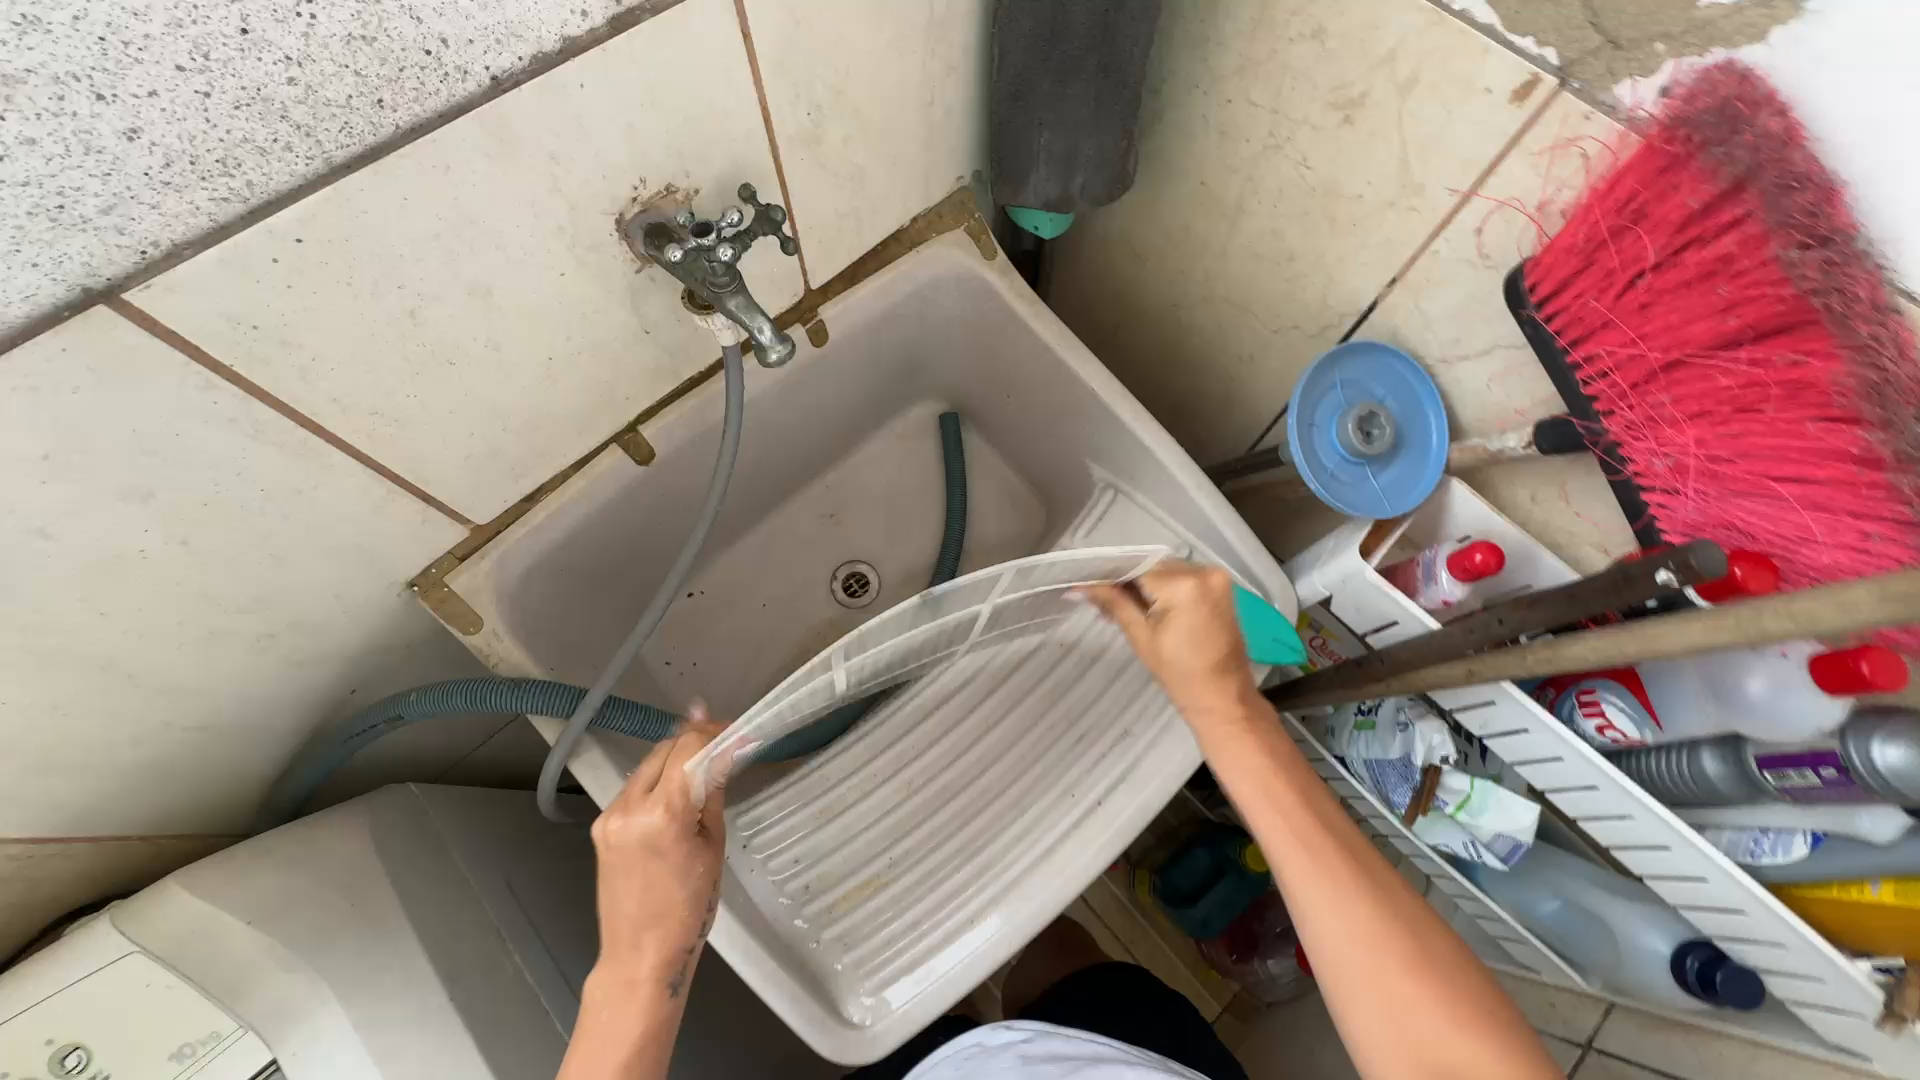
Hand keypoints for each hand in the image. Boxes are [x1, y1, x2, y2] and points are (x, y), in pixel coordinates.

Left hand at [588, 704, 731, 997]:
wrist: (641, 955)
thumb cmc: (690, 907)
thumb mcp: (713, 844)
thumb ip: (712, 791)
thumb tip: (724, 752)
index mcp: (663, 812)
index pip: (689, 748)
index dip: (715, 733)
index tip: (738, 732)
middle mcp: (629, 806)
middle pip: (666, 749)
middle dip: (696, 740)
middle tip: (727, 742)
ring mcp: (610, 815)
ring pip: (648, 764)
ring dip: (677, 757)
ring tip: (707, 762)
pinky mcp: (602, 825)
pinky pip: (635, 787)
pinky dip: (659, 778)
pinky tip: (679, 787)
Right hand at [1079, 562, 1261, 727]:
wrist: (1224, 696)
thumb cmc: (1180, 674)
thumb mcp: (1141, 637)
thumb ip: (1113, 603)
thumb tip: (1078, 587)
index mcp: (1183, 585)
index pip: (1136, 568)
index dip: (1109, 577)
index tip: (1085, 585)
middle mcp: (1203, 571)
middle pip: (1152, 567)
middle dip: (1126, 581)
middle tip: (1101, 601)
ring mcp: (1216, 577)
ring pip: (1166, 570)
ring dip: (1145, 585)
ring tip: (1122, 605)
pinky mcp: (1220, 585)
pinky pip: (1183, 578)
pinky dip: (1165, 588)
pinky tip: (1147, 605)